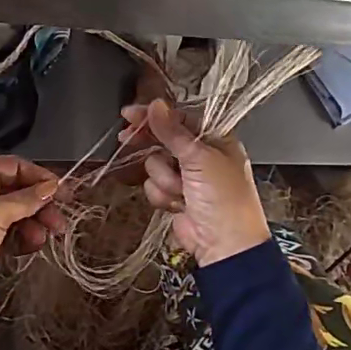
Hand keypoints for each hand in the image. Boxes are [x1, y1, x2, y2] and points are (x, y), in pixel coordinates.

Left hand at [0, 156, 66, 311]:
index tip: (65, 194)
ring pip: (13, 213)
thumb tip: (52, 187)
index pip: (15, 166)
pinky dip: (19, 238)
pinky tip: (29, 247)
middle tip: (59, 224)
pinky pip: (5, 232)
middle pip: (16, 190)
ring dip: (31, 224)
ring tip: (42, 240)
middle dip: (39, 206)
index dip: (41, 178)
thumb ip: (27, 199)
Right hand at [120, 99, 270, 265]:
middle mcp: (201, 156)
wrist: (225, 245)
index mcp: (215, 140)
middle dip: (149, 144)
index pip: (179, 119)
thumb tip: (155, 104)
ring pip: (155, 165)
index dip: (154, 116)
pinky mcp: (175, 196)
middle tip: (126, 138)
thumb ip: (173, 131)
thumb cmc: (223, 198)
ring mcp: (187, 177)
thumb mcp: (199, 159)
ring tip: (181, 191)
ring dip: (163, 178)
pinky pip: (154, 186)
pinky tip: (177, 204)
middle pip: (163, 140)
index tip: (129, 114)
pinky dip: (162, 195)